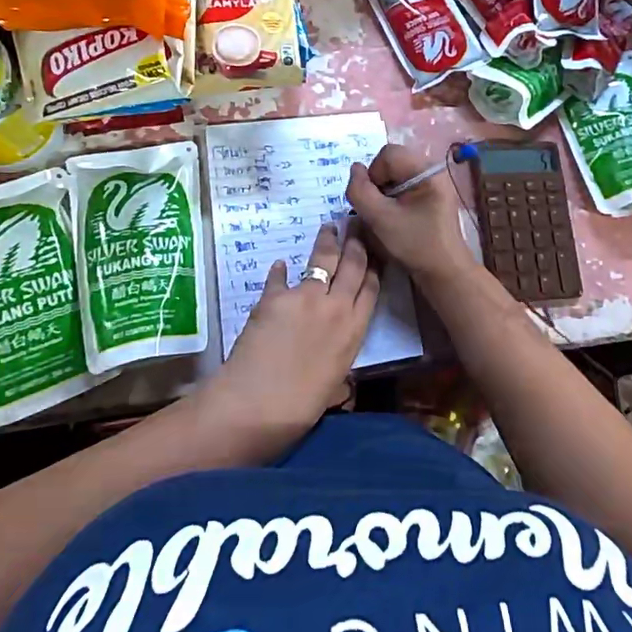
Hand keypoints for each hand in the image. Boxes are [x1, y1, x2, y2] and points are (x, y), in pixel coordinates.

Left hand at [202, 222, 378, 445]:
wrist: (257, 404)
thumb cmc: (300, 408)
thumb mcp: (333, 382)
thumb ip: (338, 356)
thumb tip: (334, 350)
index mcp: (354, 332)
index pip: (371, 287)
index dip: (373, 265)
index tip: (374, 249)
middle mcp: (336, 307)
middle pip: (353, 264)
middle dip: (356, 241)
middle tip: (356, 223)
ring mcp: (306, 297)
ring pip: (323, 259)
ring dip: (327, 241)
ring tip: (329, 227)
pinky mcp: (276, 295)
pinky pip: (281, 276)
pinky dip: (281, 271)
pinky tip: (281, 265)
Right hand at [344, 145, 476, 284]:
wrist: (444, 271)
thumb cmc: (414, 244)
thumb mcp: (380, 219)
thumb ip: (360, 191)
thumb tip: (355, 169)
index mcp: (427, 170)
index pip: (387, 154)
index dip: (373, 175)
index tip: (374, 202)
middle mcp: (433, 169)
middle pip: (392, 160)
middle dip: (378, 182)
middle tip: (378, 208)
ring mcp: (434, 181)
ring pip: (396, 172)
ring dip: (384, 190)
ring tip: (386, 213)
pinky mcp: (432, 192)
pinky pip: (405, 182)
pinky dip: (394, 195)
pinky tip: (396, 215)